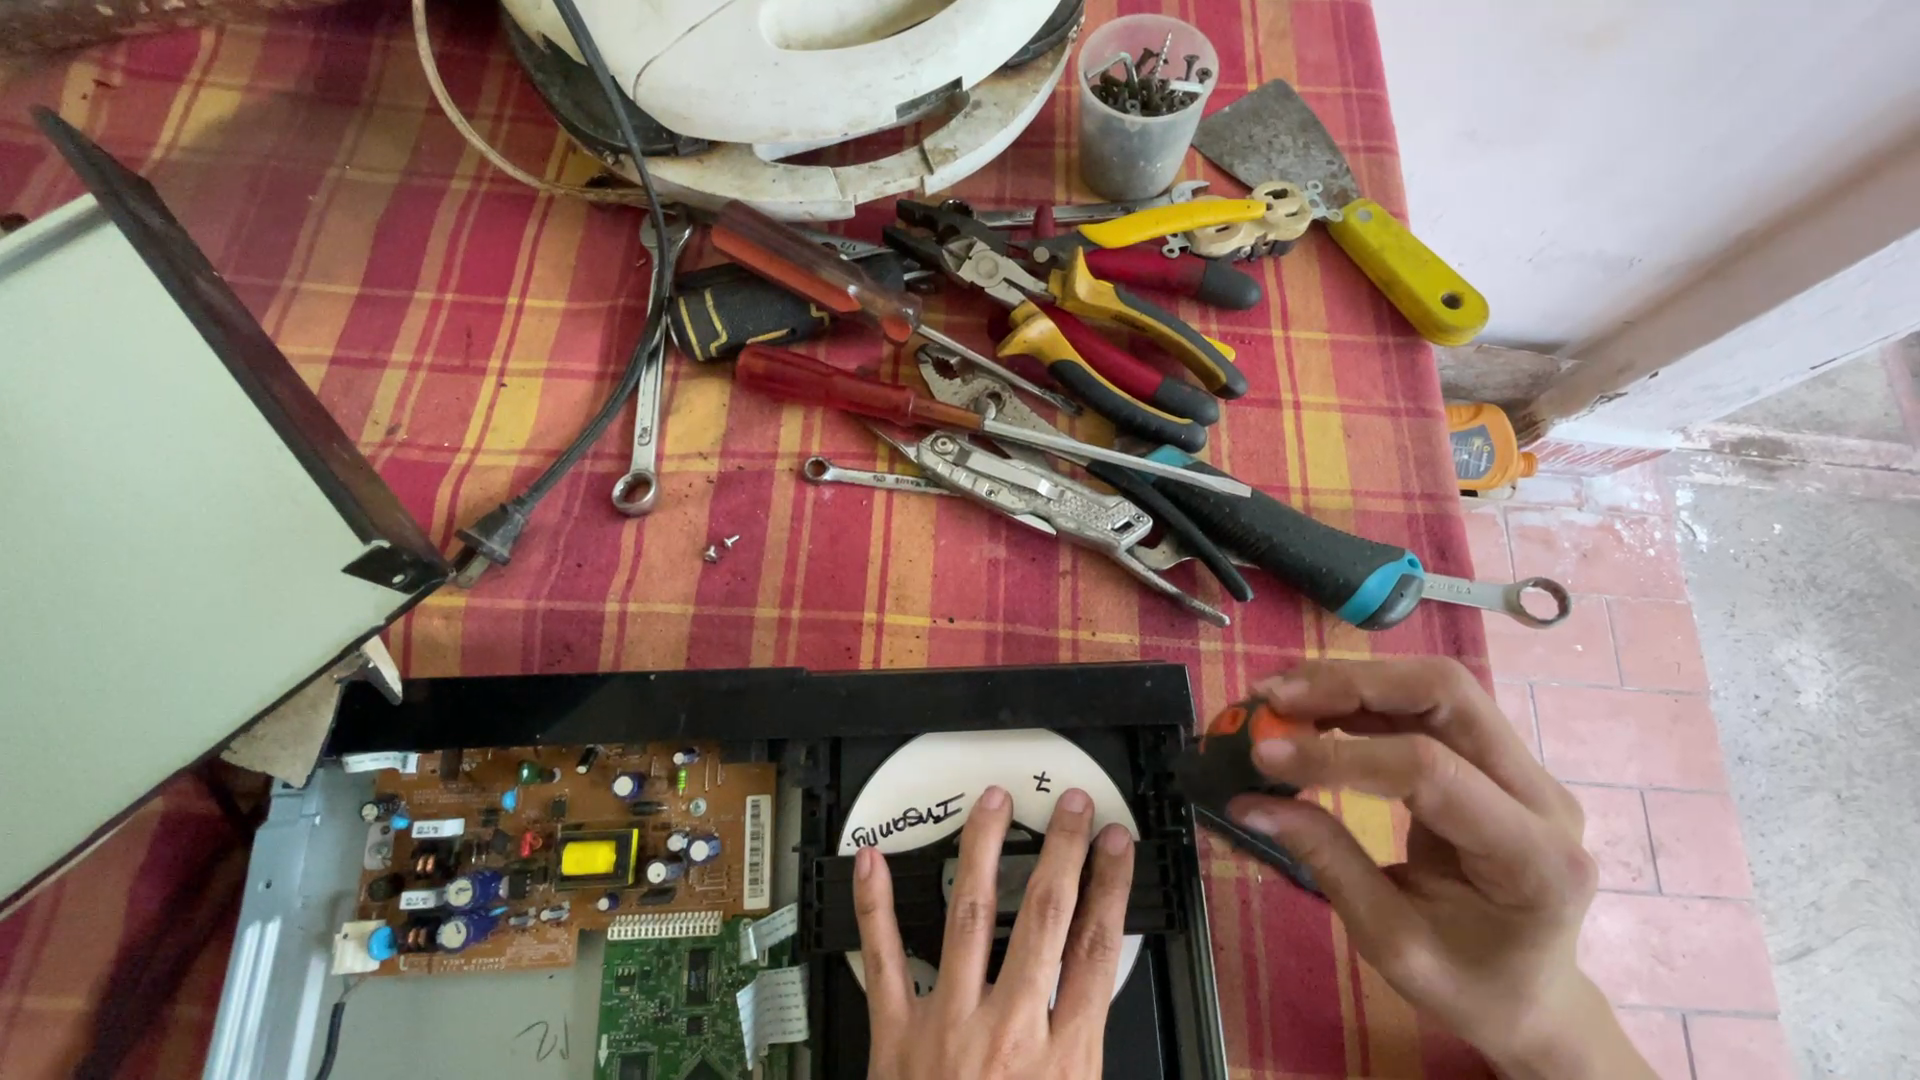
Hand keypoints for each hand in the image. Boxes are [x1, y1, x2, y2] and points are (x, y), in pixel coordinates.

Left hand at [853, 785, 1135, 1079]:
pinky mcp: (894, 1034)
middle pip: (1045, 918)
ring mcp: (947, 1024)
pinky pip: (884, 958)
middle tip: (1072, 806)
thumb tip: (1096, 992)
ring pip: (970, 916)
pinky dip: (874, 906)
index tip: (1116, 845)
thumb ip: (1088, 1056)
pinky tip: (873, 860)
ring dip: (984, 852)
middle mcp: (1007, 1031)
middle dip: (1063, 853)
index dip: (1111, 888)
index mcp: (1061, 1060)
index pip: (1096, 951)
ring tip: (994, 804)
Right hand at [1228, 659, 1654, 1079]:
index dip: (1338, 754)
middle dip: (1350, 684)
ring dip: (1349, 682)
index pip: (1429, 769)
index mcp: (1532, 855)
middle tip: (1272, 698)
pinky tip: (1310, 709)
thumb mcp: (1390, 940)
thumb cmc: (1467, 984)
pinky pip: (1423, 707)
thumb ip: (1325, 859)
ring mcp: (1522, 769)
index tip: (1262, 755)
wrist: (1532, 999)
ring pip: (1433, 687)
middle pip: (1446, 694)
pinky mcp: (1493, 760)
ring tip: (1277, 697)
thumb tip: (1247, 800)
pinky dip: (1359, 698)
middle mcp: (1540, 794)